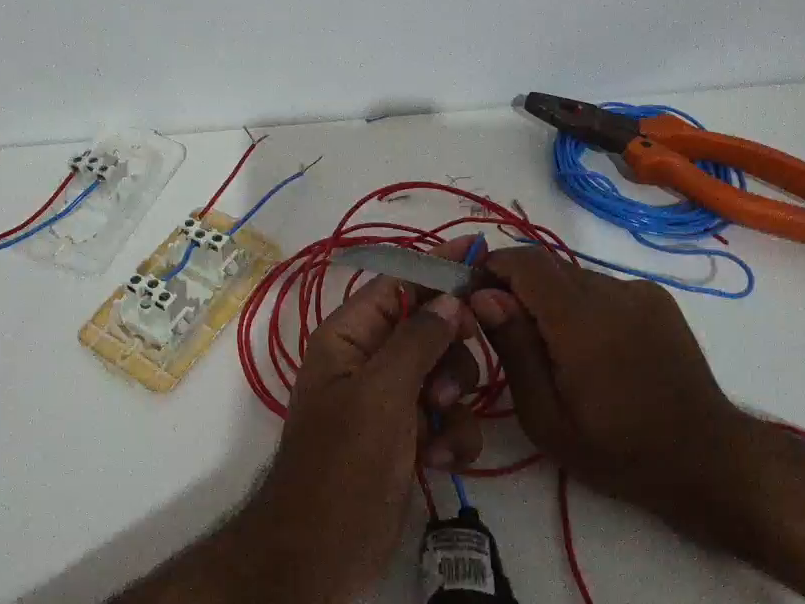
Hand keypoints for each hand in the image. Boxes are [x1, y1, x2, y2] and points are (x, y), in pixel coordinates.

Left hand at [244, 253, 481, 601]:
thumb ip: (417, 341)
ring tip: (437, 436)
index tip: (479, 254)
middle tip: (451, 384)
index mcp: (349, 336)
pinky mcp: (408, 437)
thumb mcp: (381, 395)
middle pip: (430, 328)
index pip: (397, 284)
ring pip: (445, 374)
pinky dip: (451, 436)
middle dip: (450, 355)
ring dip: (454, 405)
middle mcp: (369, 360)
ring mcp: (390, 400)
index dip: (436, 269)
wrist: (325, 550)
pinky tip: (439, 461)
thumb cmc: (344, 464)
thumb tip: (449, 299)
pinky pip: (447, 417)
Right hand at [468, 245, 750, 533]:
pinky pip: (602, 287)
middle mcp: (611, 291)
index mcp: (581, 320)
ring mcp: (638, 291)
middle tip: (508, 331)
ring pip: (573, 275)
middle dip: (518, 287)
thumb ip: (513, 348)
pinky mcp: (657, 298)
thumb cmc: (618, 450)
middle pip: (547, 266)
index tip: (473, 296)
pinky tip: (593, 348)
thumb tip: (481, 295)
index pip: (524, 262)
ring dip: (551, 298)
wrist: (709, 460)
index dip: (493, 268)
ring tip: (554, 348)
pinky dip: (582, 305)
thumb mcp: (546, 417)